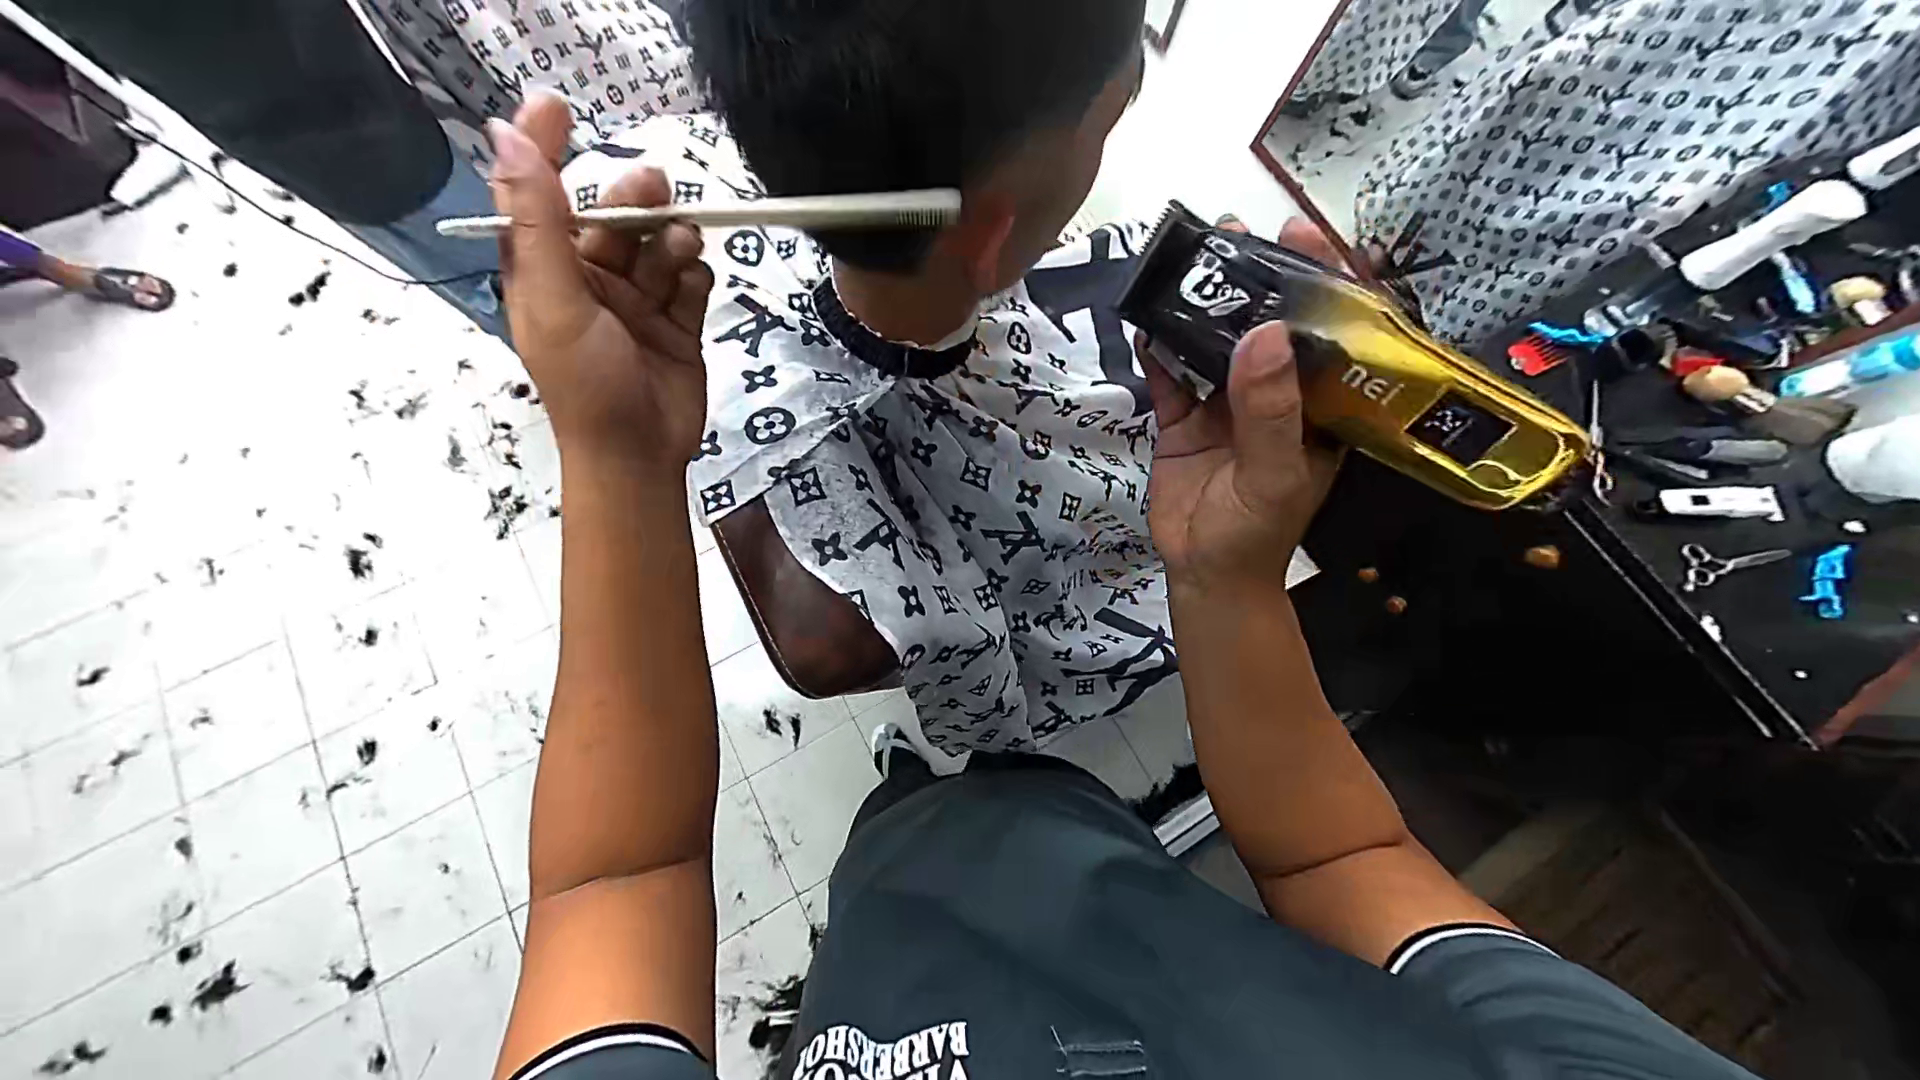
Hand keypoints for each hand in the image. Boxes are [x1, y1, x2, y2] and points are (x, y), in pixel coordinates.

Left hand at [487, 92, 714, 469]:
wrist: (638, 452)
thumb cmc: (586, 385)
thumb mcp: (554, 302)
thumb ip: (539, 224)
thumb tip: (509, 138)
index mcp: (547, 274)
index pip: (540, 198)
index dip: (544, 150)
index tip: (558, 107)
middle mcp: (593, 284)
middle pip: (614, 220)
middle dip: (634, 200)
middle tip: (657, 190)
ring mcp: (640, 307)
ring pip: (659, 251)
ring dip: (672, 241)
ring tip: (684, 248)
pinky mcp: (678, 328)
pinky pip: (691, 287)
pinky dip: (695, 278)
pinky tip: (695, 284)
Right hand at [1141, 218, 1344, 592]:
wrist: (1203, 572)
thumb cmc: (1255, 532)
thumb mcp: (1273, 474)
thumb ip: (1271, 410)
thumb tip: (1262, 334)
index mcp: (1316, 405)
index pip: (1328, 332)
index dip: (1321, 280)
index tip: (1299, 234)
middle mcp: (1273, 395)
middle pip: (1266, 326)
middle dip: (1251, 280)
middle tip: (1229, 235)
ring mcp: (1224, 406)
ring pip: (1214, 345)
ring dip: (1201, 307)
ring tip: (1185, 264)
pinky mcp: (1183, 421)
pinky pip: (1170, 379)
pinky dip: (1157, 353)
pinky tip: (1144, 326)